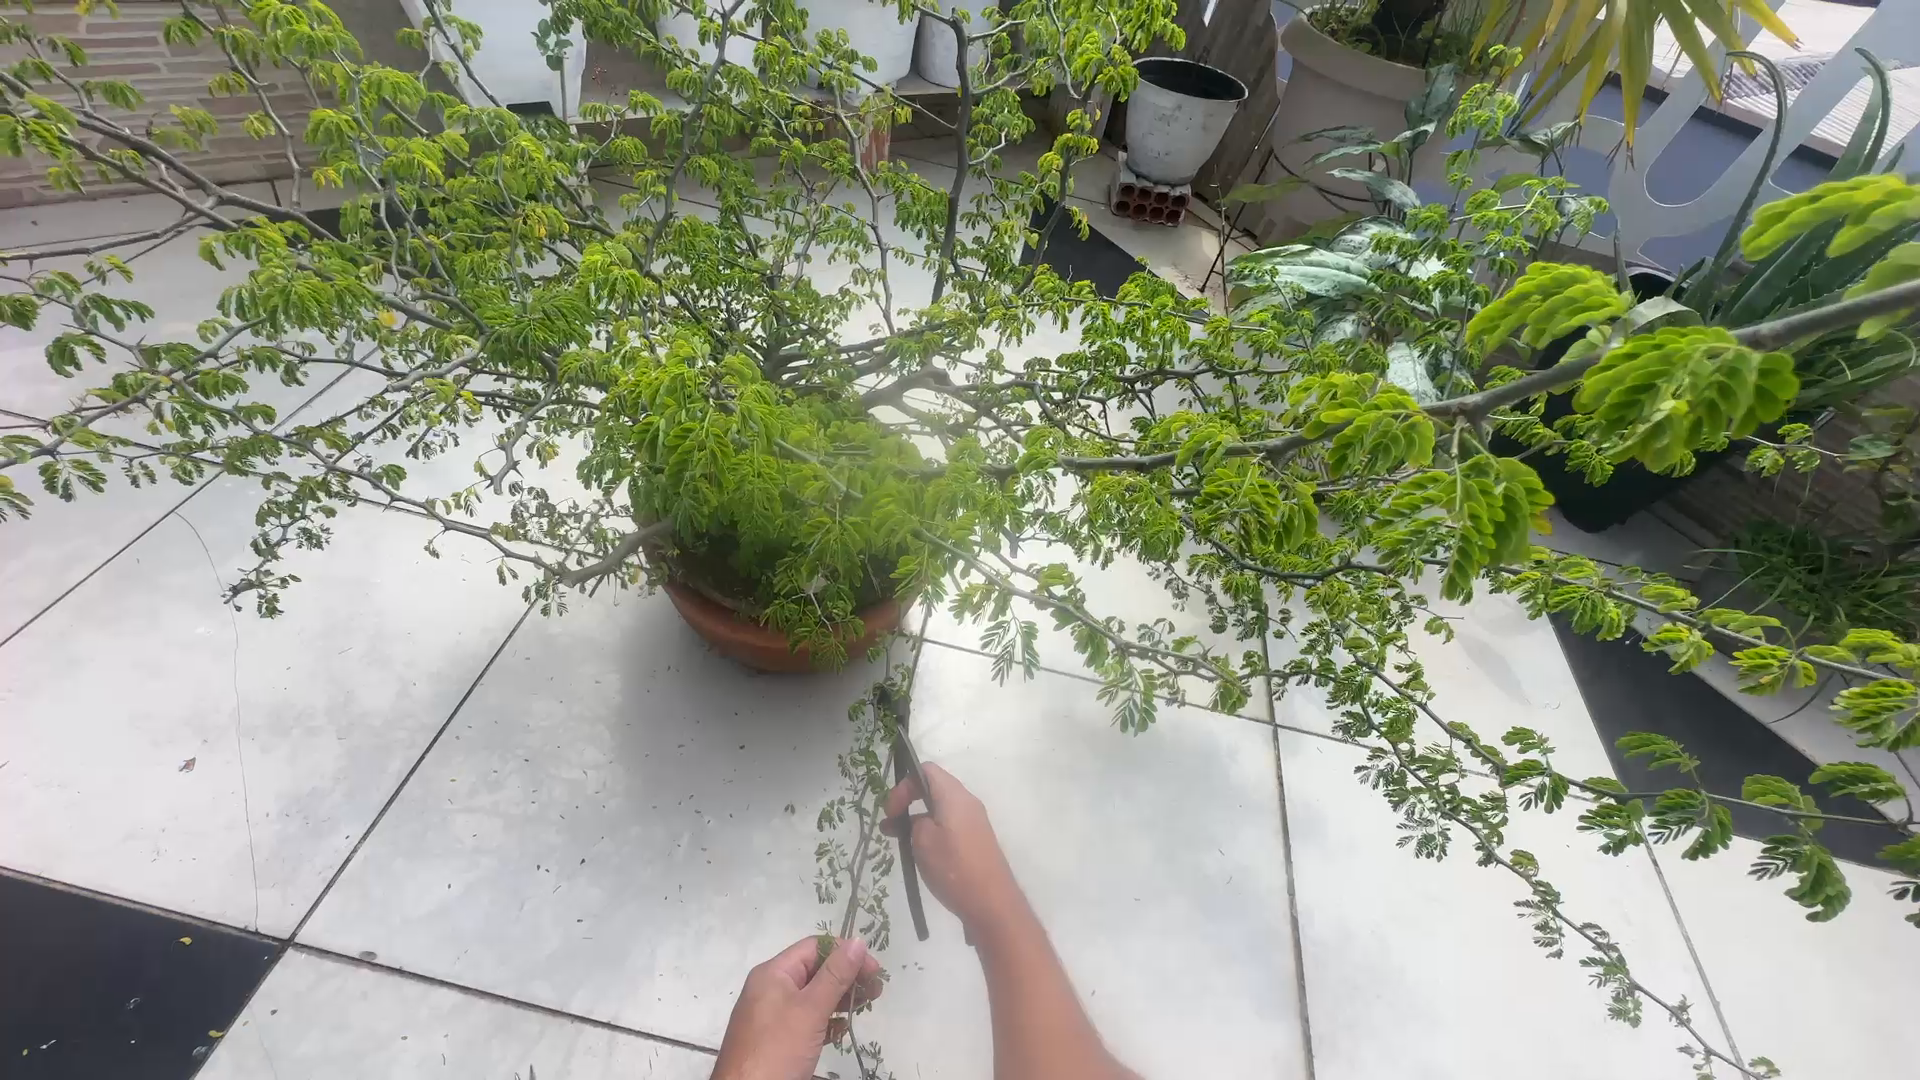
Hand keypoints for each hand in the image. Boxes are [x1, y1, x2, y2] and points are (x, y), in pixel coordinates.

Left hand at [711, 935, 882, 1079]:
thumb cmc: (777, 1050)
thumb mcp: (810, 1010)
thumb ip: (836, 975)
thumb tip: (858, 940)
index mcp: (773, 973)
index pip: (814, 947)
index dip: (845, 953)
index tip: (873, 970)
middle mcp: (770, 989)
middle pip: (814, 971)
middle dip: (846, 977)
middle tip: (875, 991)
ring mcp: (771, 1016)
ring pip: (812, 997)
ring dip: (839, 999)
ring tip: (865, 1007)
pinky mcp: (775, 1041)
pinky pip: (805, 1020)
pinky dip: (825, 1021)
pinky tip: (841, 1030)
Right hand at [880, 762, 1024, 932]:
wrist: (992, 903)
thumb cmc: (954, 867)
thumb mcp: (923, 841)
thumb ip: (914, 822)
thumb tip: (917, 820)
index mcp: (954, 795)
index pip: (926, 770)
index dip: (904, 785)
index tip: (891, 811)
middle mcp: (967, 802)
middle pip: (933, 787)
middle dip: (908, 800)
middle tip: (891, 822)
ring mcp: (974, 821)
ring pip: (940, 807)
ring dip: (917, 817)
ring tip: (897, 839)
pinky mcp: (975, 840)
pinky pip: (949, 823)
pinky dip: (931, 829)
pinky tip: (919, 850)